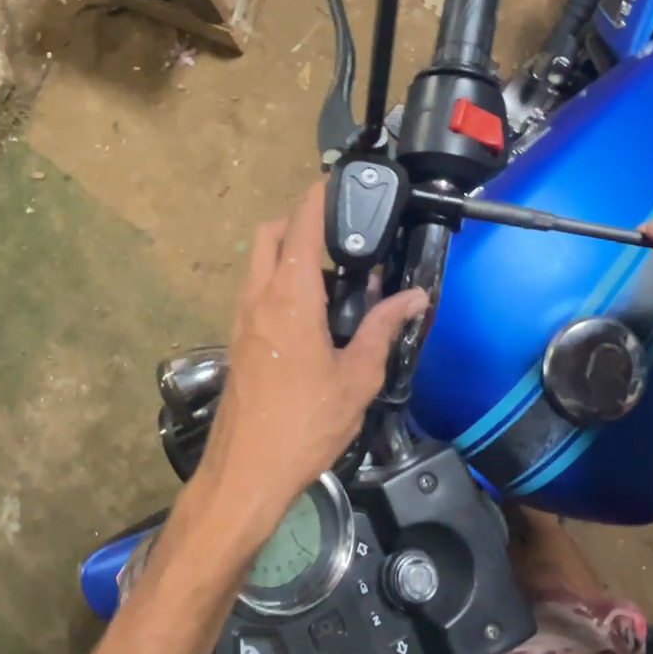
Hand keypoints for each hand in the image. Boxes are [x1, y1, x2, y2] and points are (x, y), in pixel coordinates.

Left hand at [197, 182, 427, 517]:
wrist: (246, 472)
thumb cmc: (305, 425)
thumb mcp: (357, 378)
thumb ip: (383, 329)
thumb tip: (414, 298)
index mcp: (289, 298)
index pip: (301, 226)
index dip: (318, 196)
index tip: (338, 180)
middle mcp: (257, 297)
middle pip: (269, 234)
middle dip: (299, 219)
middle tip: (339, 231)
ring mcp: (241, 319)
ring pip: (257, 262)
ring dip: (287, 251)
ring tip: (334, 272)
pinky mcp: (238, 341)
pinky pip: (256, 290)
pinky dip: (279, 280)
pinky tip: (312, 311)